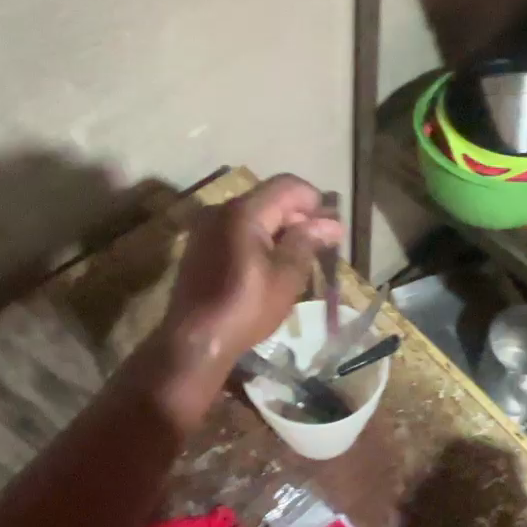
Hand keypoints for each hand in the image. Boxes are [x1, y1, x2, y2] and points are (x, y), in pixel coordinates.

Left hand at [152, 175, 342, 416]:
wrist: (195, 341)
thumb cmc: (245, 308)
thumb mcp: (286, 276)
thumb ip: (307, 242)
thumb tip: (330, 224)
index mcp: (243, 211)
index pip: (287, 186)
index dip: (314, 201)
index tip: (331, 227)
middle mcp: (220, 210)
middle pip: (268, 198)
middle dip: (297, 216)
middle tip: (321, 244)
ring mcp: (205, 228)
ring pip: (251, 215)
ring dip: (278, 229)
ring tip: (299, 257)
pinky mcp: (198, 247)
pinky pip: (235, 231)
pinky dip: (257, 240)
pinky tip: (270, 265)